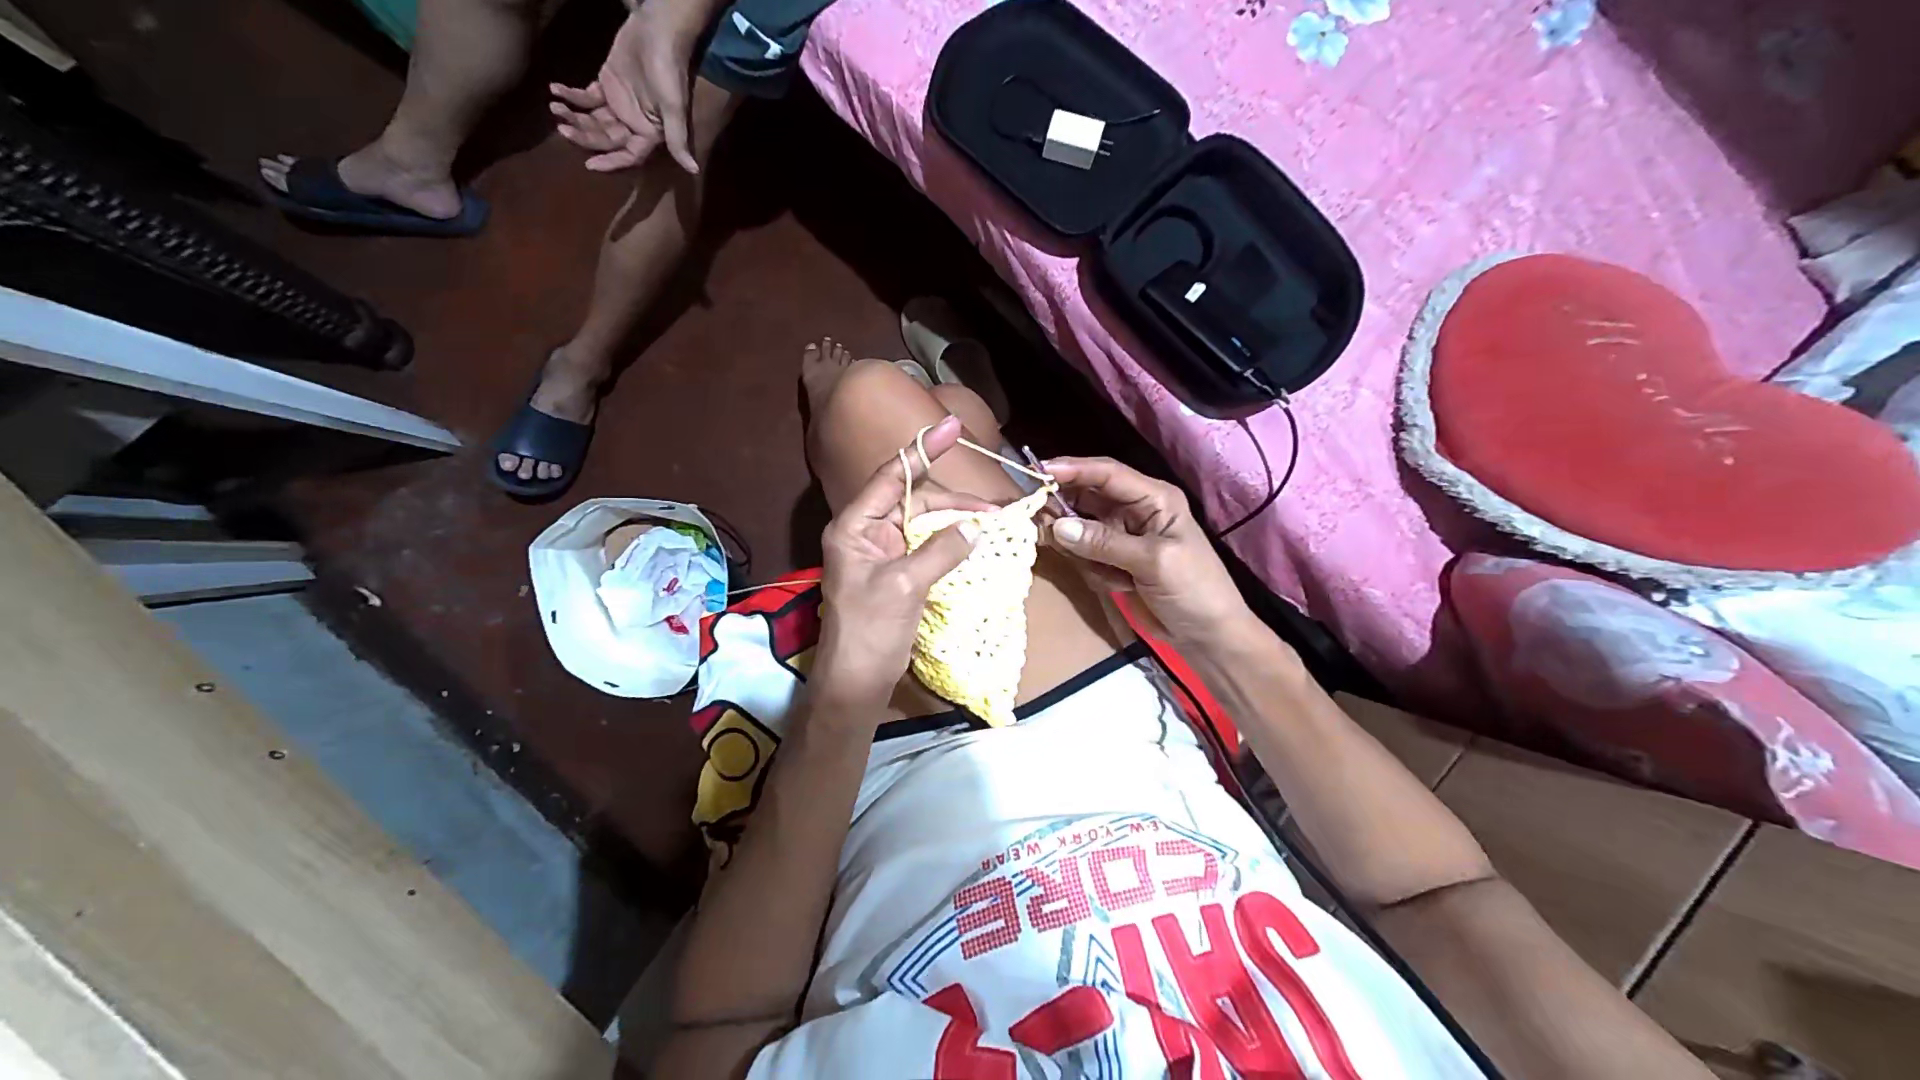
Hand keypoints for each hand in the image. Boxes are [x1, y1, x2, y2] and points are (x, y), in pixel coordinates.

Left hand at [549, 3, 705, 173]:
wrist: (658, 32)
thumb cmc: (668, 72)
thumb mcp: (673, 108)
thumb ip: (677, 139)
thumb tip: (694, 171)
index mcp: (649, 132)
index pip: (629, 155)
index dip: (611, 162)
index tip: (589, 164)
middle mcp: (633, 122)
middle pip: (606, 138)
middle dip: (584, 135)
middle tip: (563, 128)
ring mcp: (619, 103)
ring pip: (594, 119)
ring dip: (574, 116)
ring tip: (556, 106)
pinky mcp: (607, 84)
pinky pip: (587, 97)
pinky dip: (572, 95)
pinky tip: (556, 89)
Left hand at [814, 416, 992, 710]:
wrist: (856, 682)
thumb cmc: (870, 632)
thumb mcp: (905, 586)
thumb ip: (941, 551)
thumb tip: (976, 527)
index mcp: (855, 526)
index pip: (892, 476)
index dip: (923, 451)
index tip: (952, 427)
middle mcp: (867, 532)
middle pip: (913, 499)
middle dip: (952, 500)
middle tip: (992, 509)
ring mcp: (882, 552)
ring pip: (923, 522)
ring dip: (954, 521)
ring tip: (990, 524)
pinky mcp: (896, 571)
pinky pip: (926, 544)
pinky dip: (949, 542)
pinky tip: (973, 542)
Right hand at [1043, 457, 1258, 651]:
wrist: (1208, 635)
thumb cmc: (1194, 590)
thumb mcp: (1153, 562)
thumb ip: (1104, 543)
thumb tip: (1058, 527)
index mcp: (1153, 498)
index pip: (1106, 474)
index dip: (1073, 470)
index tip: (1039, 471)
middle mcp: (1133, 510)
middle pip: (1085, 497)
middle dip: (1064, 510)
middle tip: (1037, 522)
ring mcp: (1120, 535)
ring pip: (1078, 527)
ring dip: (1080, 549)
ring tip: (1106, 572)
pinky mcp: (1112, 559)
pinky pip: (1083, 554)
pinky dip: (1090, 568)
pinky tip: (1116, 585)